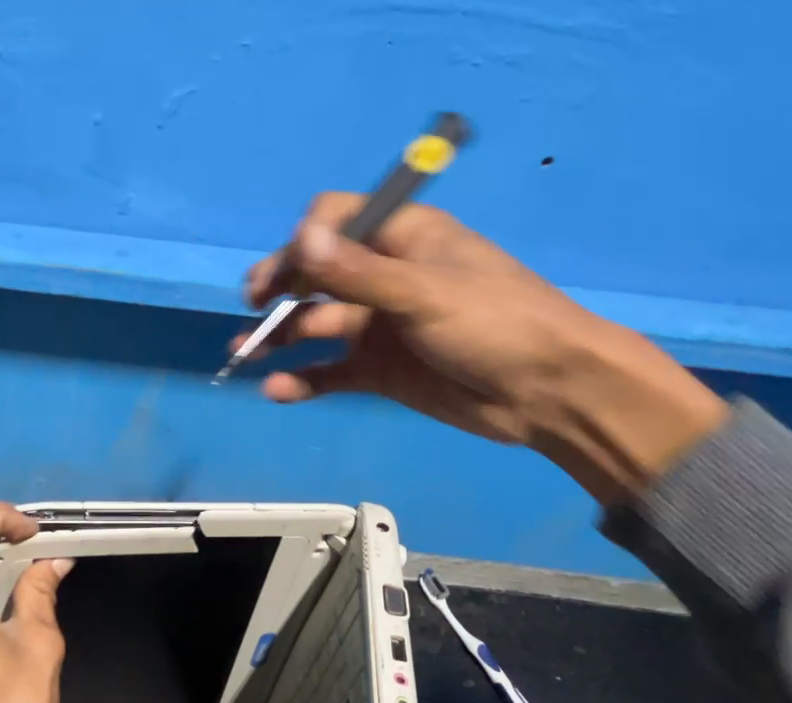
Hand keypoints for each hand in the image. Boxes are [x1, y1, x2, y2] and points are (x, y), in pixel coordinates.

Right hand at [237, 197, 728, 502]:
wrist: (546, 392)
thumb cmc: (494, 324)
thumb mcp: (423, 293)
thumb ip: (357, 273)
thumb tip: (297, 239)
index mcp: (402, 239)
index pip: (336, 221)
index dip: (305, 242)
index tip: (287, 272)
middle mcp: (384, 278)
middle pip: (316, 274)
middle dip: (280, 289)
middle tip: (254, 308)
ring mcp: (379, 327)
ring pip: (314, 326)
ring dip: (279, 338)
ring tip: (245, 356)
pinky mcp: (379, 371)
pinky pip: (328, 372)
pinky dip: (302, 380)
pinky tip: (278, 391)